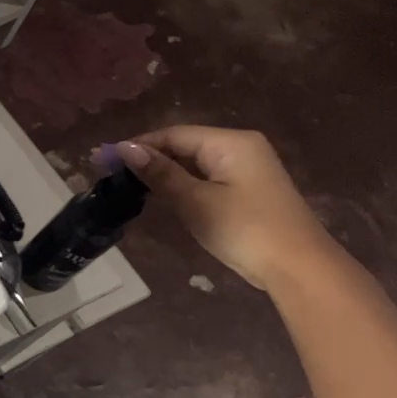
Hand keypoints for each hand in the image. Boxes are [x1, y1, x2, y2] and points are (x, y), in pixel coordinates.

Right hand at [114, 126, 341, 290]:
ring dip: (160, 171)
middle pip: (184, 144)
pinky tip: (157, 194)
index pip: (174, 134)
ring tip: (125, 184)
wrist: (295, 263)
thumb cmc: (243, 228)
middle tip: (108, 174)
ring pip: (192, 162)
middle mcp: (240, 147)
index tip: (102, 160)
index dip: (137, 145)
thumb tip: (126, 149)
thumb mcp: (195, 201)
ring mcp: (245, 168)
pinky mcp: (244, 188)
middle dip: (147, 157)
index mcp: (231, 142)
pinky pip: (203, 176)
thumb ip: (160, 174)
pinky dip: (179, 182)